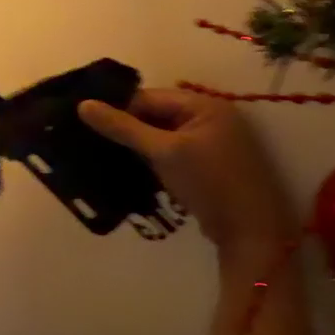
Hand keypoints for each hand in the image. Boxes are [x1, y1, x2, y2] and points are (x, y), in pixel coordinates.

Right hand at [78, 88, 293, 259]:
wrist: (253, 237)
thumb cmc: (211, 184)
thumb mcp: (163, 152)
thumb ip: (122, 127)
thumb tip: (81, 104)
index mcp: (205, 106)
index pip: (147, 97)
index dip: (119, 110)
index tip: (91, 126)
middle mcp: (209, 118)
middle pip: (153, 114)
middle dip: (127, 127)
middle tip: (96, 141)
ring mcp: (210, 142)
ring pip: (158, 133)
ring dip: (137, 144)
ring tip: (108, 154)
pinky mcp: (206, 164)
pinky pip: (169, 150)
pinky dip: (151, 157)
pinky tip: (130, 167)